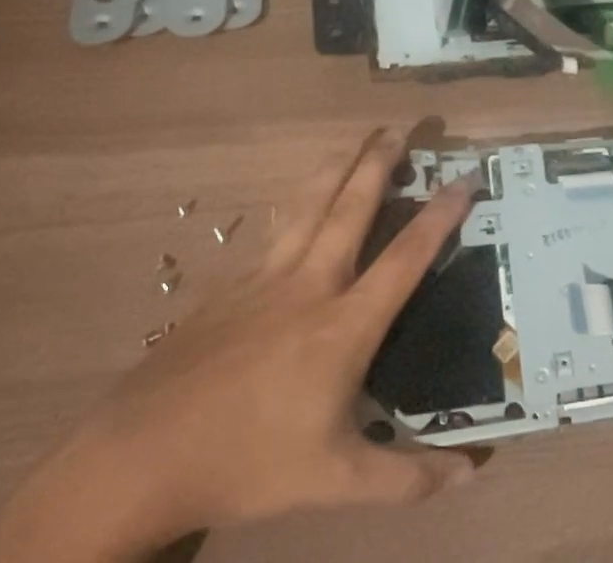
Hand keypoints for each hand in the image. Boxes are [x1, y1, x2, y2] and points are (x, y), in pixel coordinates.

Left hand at [0, 127, 474, 560]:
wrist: (138, 458)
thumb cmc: (246, 465)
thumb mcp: (336, 482)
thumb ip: (409, 477)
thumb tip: (474, 473)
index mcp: (343, 327)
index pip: (405, 258)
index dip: (440, 215)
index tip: (464, 177)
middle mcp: (307, 288)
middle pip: (349, 209)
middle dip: (378, 165)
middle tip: (400, 129)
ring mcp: (260, 283)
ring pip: (304, 208)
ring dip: (333, 168)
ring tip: (352, 140)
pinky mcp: (224, 291)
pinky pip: (269, 233)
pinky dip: (291, 204)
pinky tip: (293, 203)